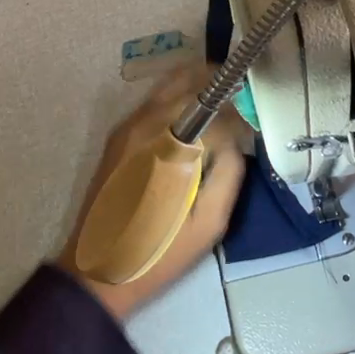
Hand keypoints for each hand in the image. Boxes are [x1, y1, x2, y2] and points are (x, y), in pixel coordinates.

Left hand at [59, 66, 248, 319]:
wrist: (97, 273)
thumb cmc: (158, 253)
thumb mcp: (209, 222)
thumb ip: (228, 173)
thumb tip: (236, 140)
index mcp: (167, 143)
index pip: (212, 101)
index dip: (238, 103)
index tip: (257, 114)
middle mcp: (143, 124)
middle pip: (188, 79)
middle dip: (220, 84)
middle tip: (246, 102)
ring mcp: (126, 128)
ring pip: (169, 86)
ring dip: (199, 89)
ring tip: (226, 110)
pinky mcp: (118, 138)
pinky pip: (155, 103)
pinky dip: (180, 101)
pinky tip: (197, 126)